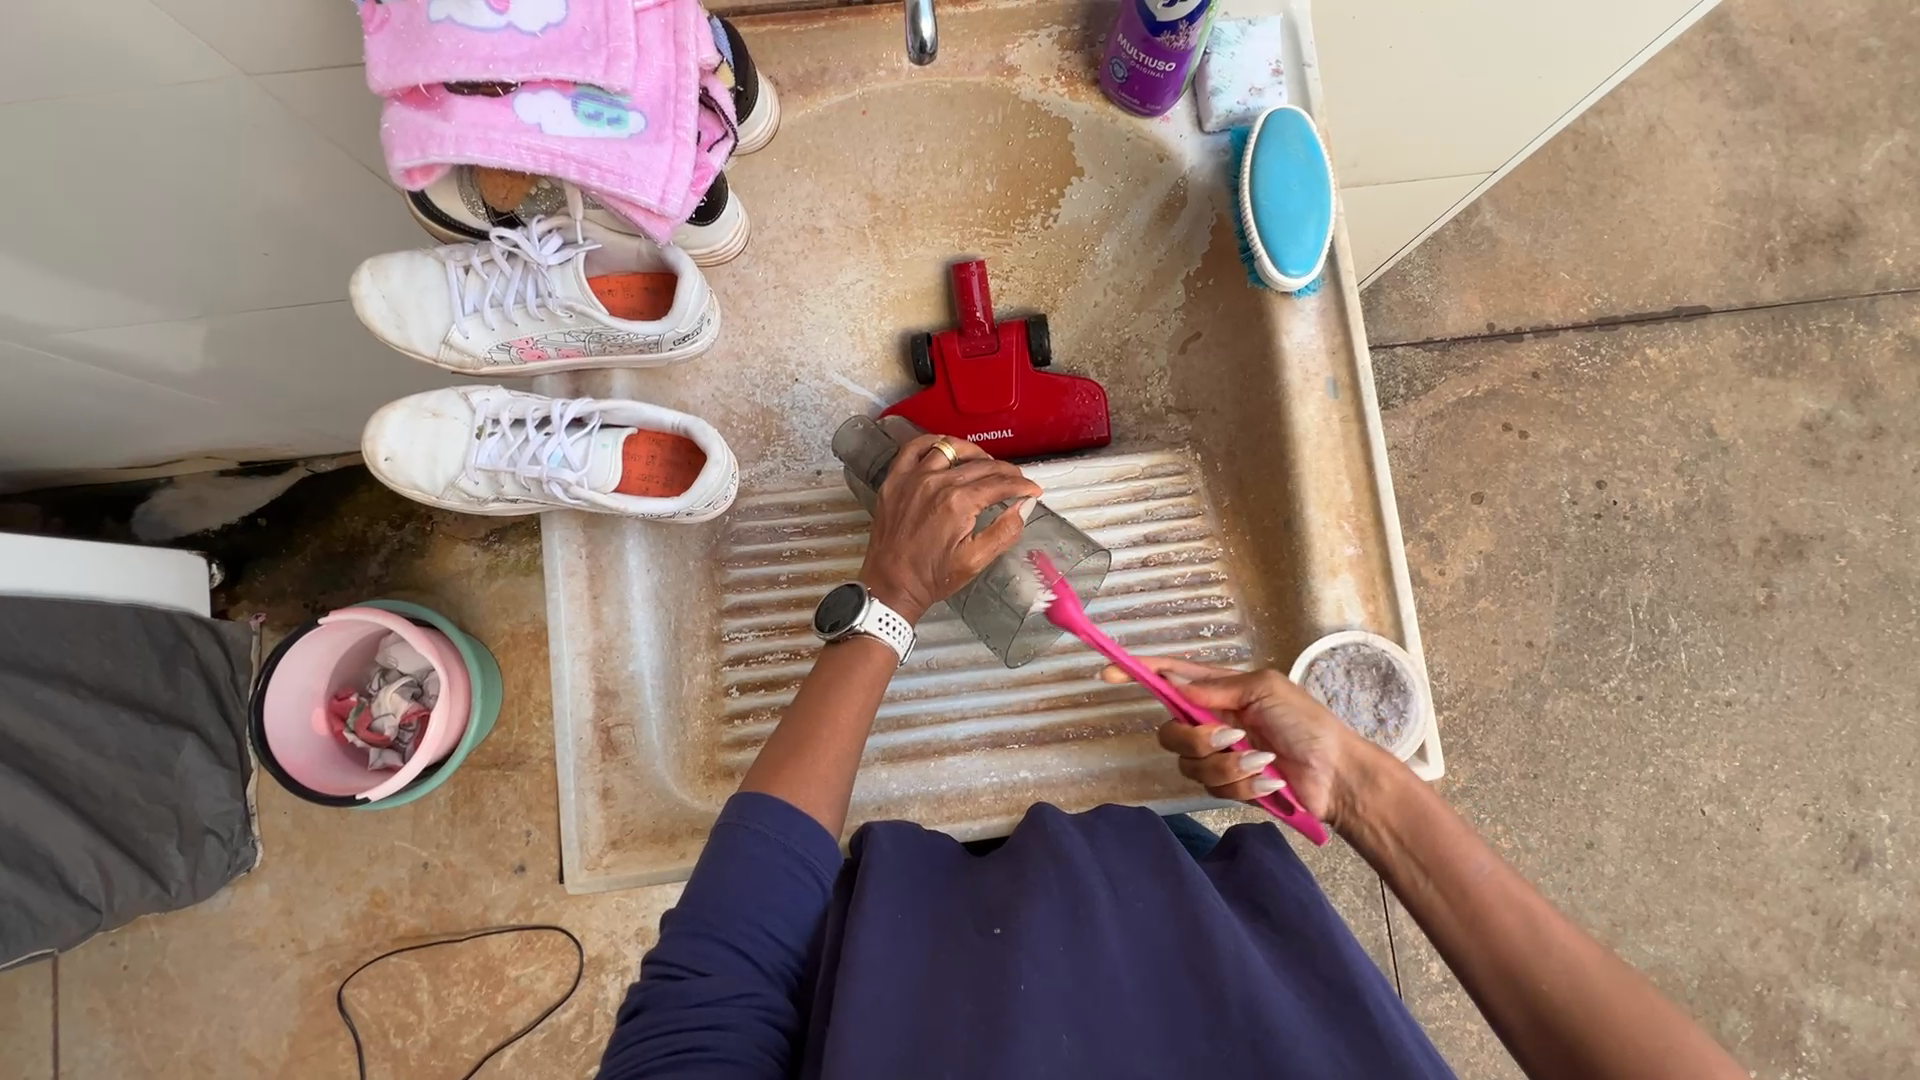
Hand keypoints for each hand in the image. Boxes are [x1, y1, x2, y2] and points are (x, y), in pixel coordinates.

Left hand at [859, 434, 1042, 623]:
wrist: (891, 584)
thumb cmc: (930, 576)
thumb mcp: (976, 560)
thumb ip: (1005, 530)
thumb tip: (1023, 506)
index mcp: (958, 503)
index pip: (1001, 484)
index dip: (1022, 485)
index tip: (1031, 489)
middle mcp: (935, 484)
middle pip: (981, 465)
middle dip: (1006, 471)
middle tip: (1016, 480)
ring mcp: (912, 479)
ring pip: (951, 448)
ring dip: (974, 453)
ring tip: (986, 463)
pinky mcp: (895, 480)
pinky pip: (914, 448)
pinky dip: (933, 443)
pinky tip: (946, 450)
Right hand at [1100, 657, 1383, 826]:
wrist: (1338, 776)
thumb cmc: (1307, 724)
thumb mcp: (1264, 689)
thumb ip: (1214, 687)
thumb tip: (1172, 680)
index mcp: (1218, 692)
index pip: (1169, 679)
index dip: (1139, 674)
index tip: (1109, 673)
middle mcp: (1211, 722)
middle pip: (1169, 731)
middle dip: (1196, 739)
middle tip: (1231, 737)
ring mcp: (1219, 756)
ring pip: (1189, 764)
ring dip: (1227, 766)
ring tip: (1262, 763)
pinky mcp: (1229, 785)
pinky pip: (1213, 787)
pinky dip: (1242, 784)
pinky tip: (1267, 782)